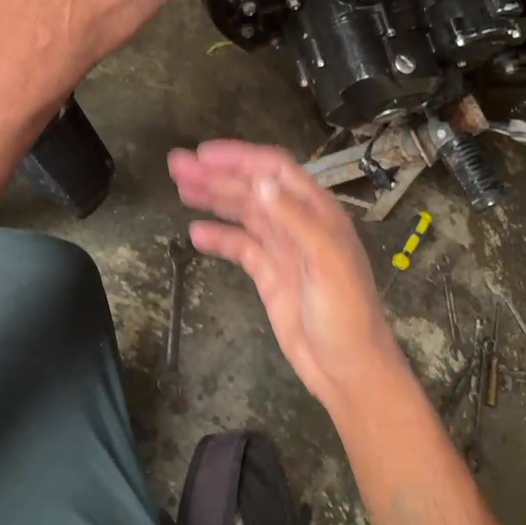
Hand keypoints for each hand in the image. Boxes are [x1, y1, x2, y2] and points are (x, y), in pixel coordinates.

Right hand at [168, 140, 407, 410]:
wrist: (349, 370)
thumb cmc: (346, 313)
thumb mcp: (326, 261)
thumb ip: (294, 219)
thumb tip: (260, 181)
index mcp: (317, 213)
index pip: (274, 171)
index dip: (240, 158)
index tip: (203, 154)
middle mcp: (298, 224)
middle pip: (252, 189)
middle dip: (216, 175)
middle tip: (176, 165)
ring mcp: (282, 251)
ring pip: (243, 214)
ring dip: (213, 198)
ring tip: (180, 187)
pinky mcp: (270, 277)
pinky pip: (240, 248)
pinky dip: (218, 238)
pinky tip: (196, 232)